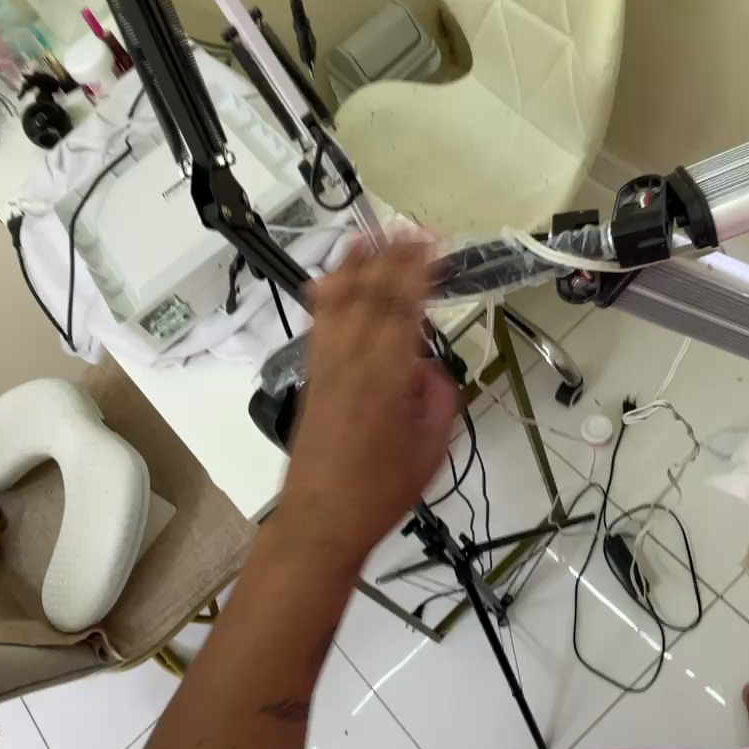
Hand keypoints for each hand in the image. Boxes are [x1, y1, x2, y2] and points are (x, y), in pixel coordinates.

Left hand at [277, 238, 459, 569]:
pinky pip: (318, 325)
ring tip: (369, 236)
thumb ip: (438, 398)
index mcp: (386, 377)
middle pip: (370, 295)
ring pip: (337, 303)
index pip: (403, 308)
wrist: (321, 519)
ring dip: (355, 266)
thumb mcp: (431, 448)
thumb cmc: (380, 490)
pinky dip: (327, 296)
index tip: (432, 243)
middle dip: (392, 257)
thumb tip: (429, 369)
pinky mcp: (310, 378)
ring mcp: (325, 367)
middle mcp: (351, 362)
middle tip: (410, 229)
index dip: (418, 270)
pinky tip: (331, 279)